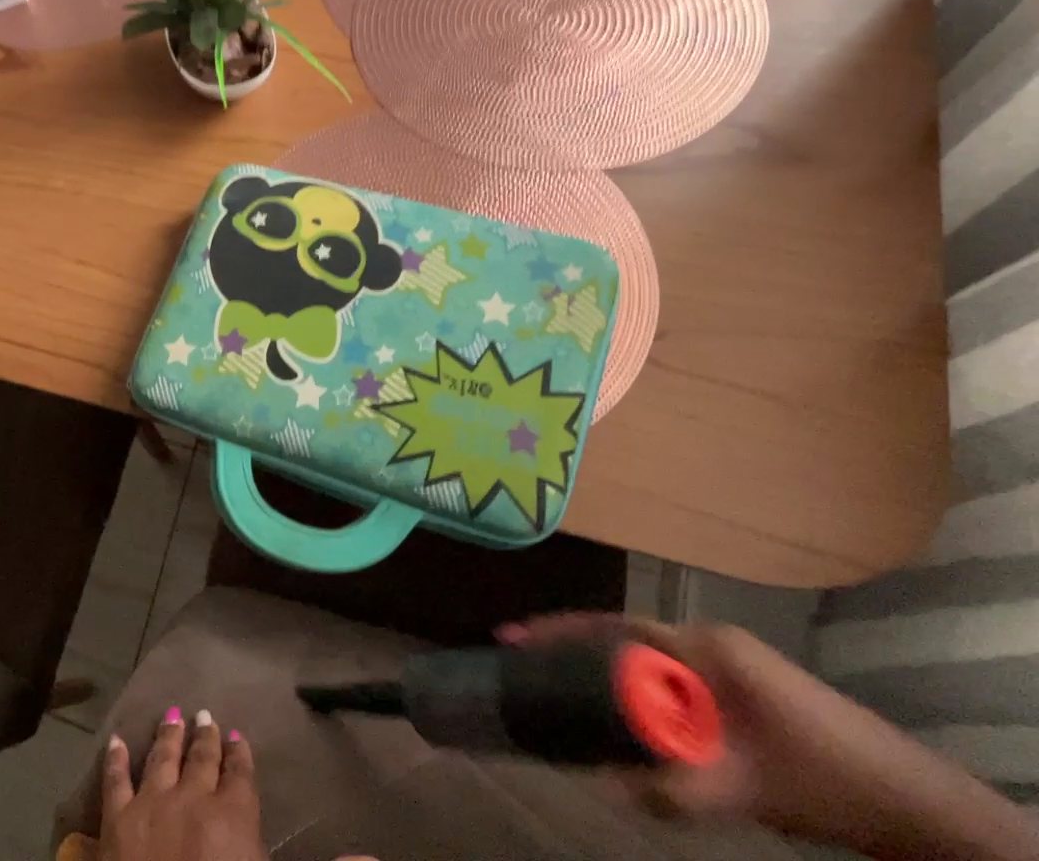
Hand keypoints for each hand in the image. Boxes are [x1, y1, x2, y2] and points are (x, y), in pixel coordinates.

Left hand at [100, 707, 266, 860]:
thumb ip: (272, 848)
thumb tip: (309, 841)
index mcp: (233, 814)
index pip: (240, 775)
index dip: (239, 754)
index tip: (237, 735)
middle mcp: (193, 797)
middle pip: (201, 759)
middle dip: (205, 736)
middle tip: (204, 715)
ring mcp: (152, 803)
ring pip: (162, 758)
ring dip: (168, 735)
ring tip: (172, 715)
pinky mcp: (117, 817)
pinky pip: (115, 780)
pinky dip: (114, 758)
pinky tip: (115, 739)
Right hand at [501, 614, 1038, 860]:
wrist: (914, 805)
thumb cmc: (820, 780)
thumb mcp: (736, 791)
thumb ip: (664, 791)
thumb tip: (597, 784)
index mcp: (709, 647)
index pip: (617, 624)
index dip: (562, 630)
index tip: (514, 637)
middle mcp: (714, 643)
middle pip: (625, 637)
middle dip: (574, 650)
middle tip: (524, 663)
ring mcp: (732, 663)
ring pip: (648, 661)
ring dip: (607, 675)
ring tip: (560, 691)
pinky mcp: (743, 689)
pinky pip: (673, 681)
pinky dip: (640, 694)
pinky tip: (623, 720)